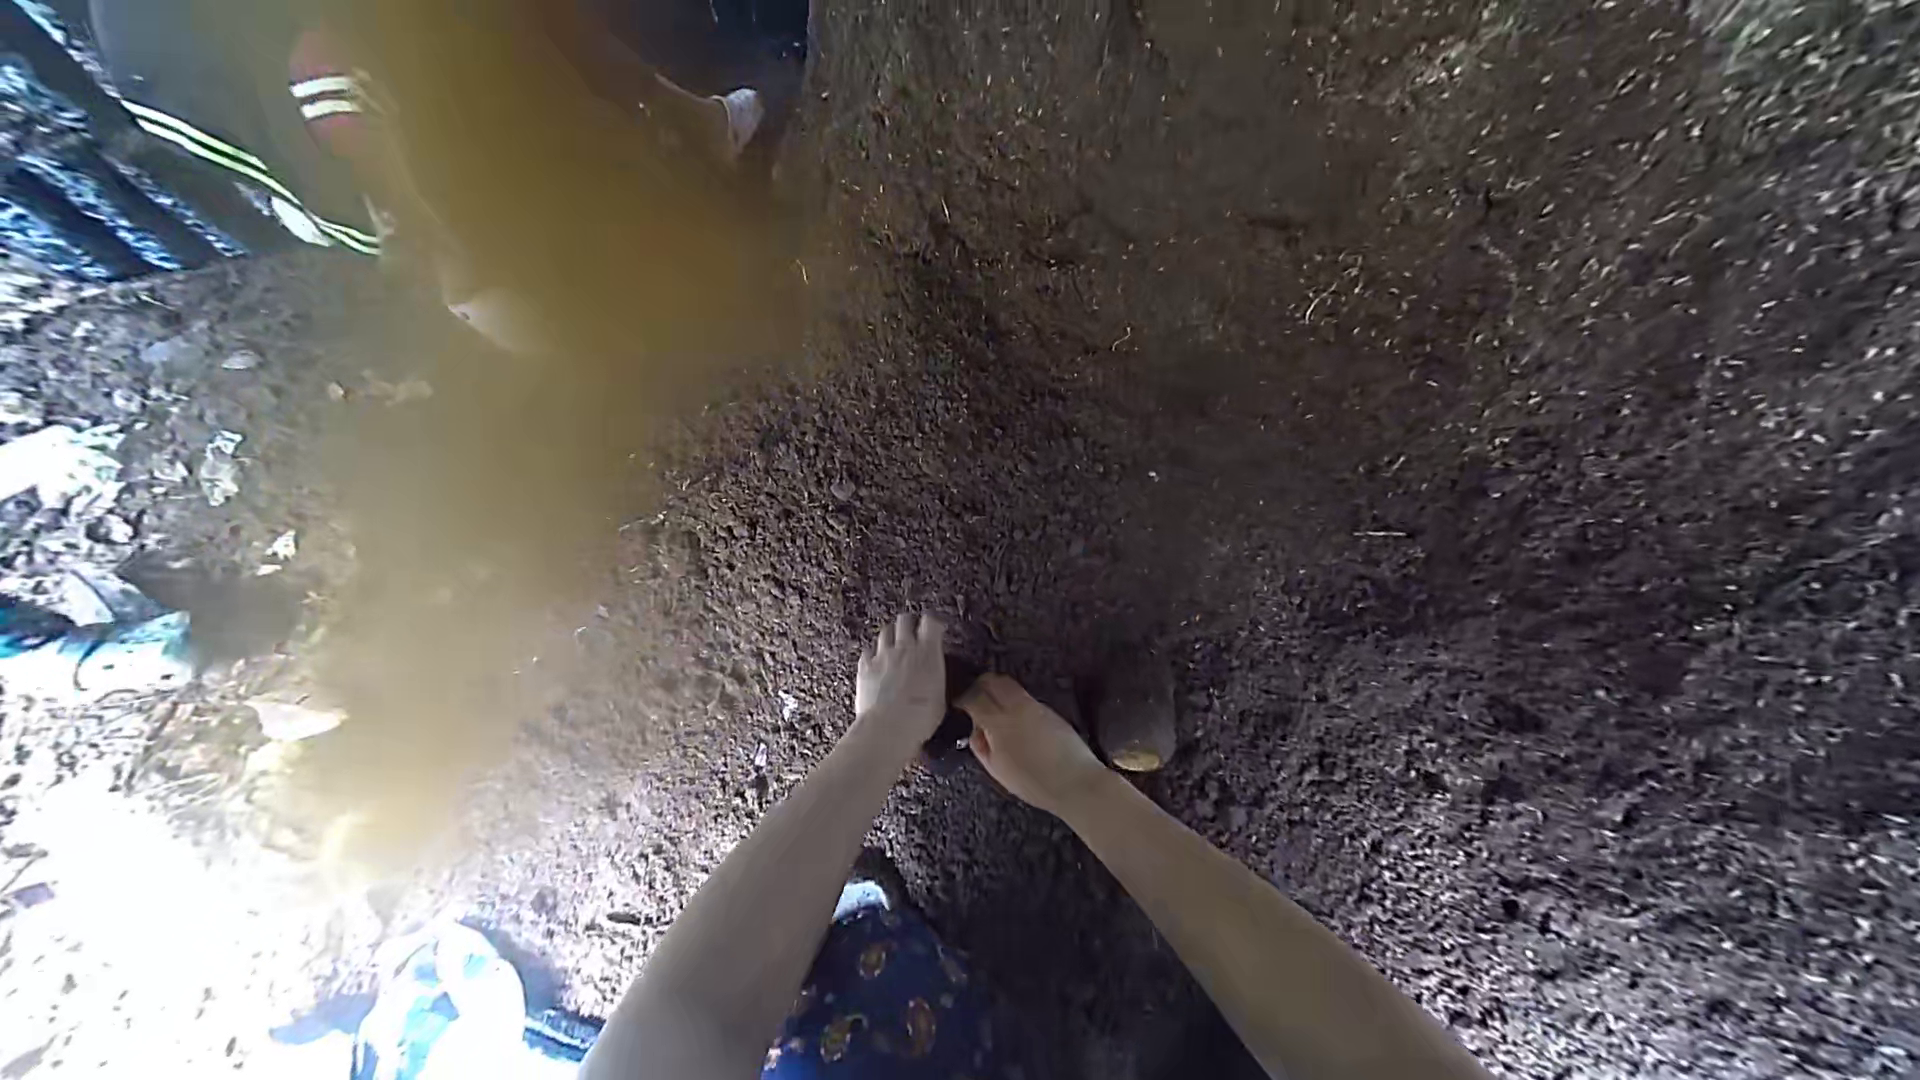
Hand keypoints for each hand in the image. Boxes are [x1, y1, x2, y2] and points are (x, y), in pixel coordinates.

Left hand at [855, 612, 947, 741]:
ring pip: (885, 631)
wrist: (888, 727)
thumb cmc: (919, 718)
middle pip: (905, 620)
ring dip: (891, 635)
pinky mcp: (865, 666)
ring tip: (894, 643)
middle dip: (909, 623)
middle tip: (913, 630)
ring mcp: (883, 655)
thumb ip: (936, 679)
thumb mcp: (940, 698)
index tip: (935, 627)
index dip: (933, 622)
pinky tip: (876, 660)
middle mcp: (904, 647)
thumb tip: (934, 680)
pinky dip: (873, 653)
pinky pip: (868, 650)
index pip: (931, 622)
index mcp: (928, 652)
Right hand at [958, 674, 1111, 816]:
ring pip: (1009, 684)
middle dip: (979, 685)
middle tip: (974, 698)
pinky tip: (1015, 719)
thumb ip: (981, 748)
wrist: (1075, 782)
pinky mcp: (1048, 709)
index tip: (959, 704)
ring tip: (994, 708)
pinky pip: (1024, 696)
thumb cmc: (1034, 783)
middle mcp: (1015, 707)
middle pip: (992, 680)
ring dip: (997, 690)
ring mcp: (1034, 705)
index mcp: (998, 723)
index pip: (973, 697)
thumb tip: (975, 732)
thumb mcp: (999, 771)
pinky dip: (1013, 700)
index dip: (962, 698)